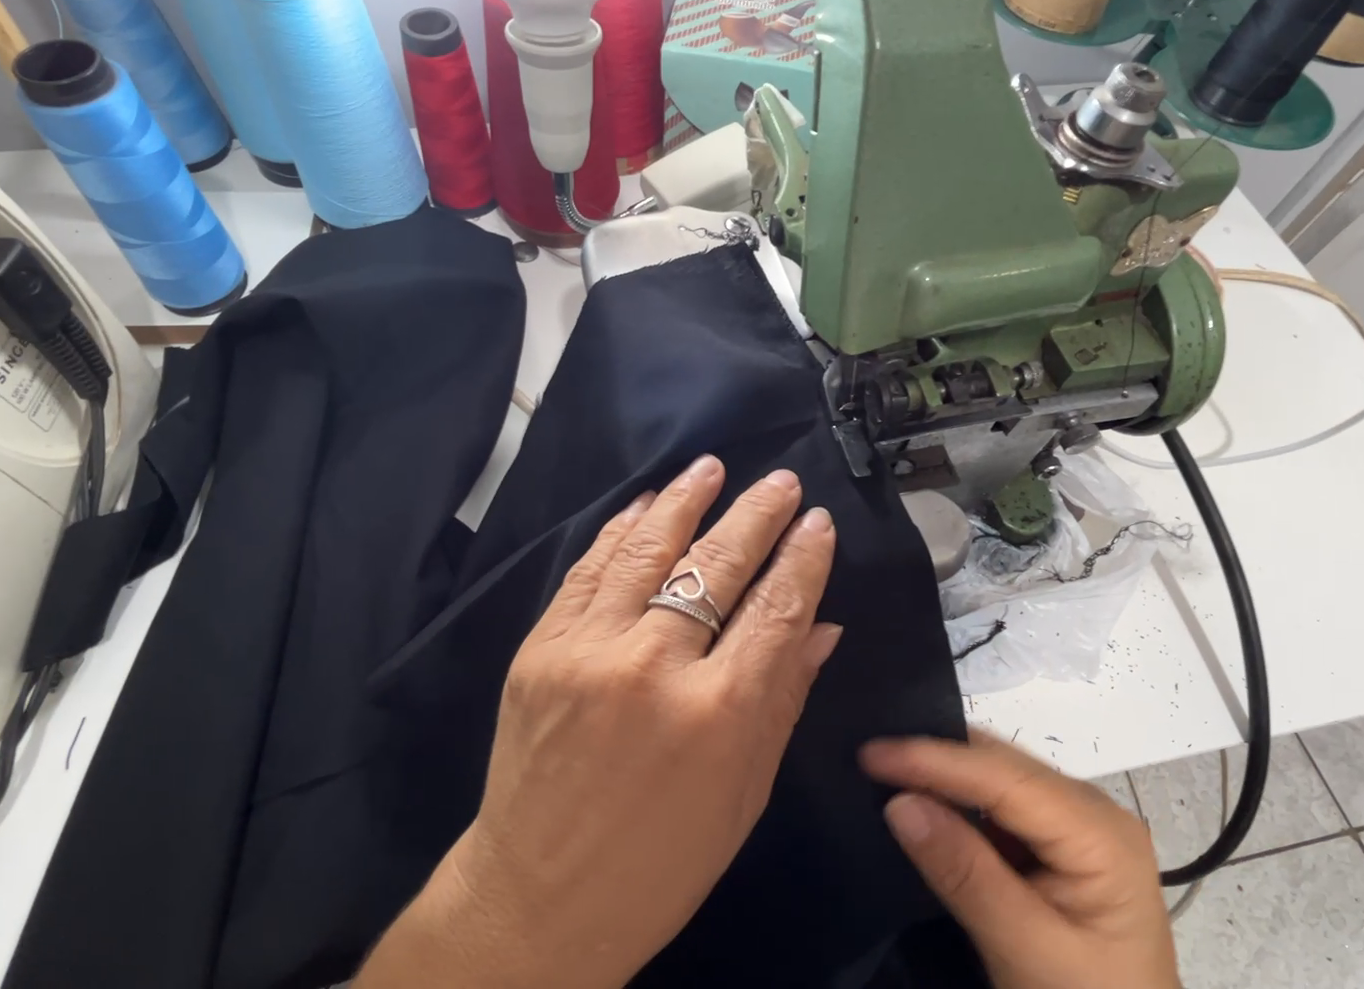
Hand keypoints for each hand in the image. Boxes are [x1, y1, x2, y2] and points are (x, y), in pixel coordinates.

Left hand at [360, 456, 843, 988]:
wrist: (540, 895)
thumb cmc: (662, 861)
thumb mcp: (744, 792)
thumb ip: (784, 698)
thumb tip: (823, 627)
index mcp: (719, 714)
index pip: (776, 610)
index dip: (803, 560)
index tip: (818, 522)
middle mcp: (653, 667)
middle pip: (716, 566)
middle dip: (755, 516)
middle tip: (780, 481)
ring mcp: (588, 650)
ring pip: (646, 551)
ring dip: (683, 502)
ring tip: (711, 467)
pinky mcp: (540, 647)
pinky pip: (588, 571)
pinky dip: (619, 532)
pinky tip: (645, 507)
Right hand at [861, 730, 1179, 988]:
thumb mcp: (1025, 950)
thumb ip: (964, 873)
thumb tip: (899, 802)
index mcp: (1099, 833)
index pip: (1004, 776)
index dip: (933, 758)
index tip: (869, 753)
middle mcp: (1091, 812)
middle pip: (1001, 766)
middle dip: (934, 757)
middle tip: (865, 755)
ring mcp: (1076, 827)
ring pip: (995, 780)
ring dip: (940, 777)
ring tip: (881, 771)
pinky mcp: (1056, 847)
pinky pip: (997, 808)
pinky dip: (954, 803)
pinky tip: (920, 802)